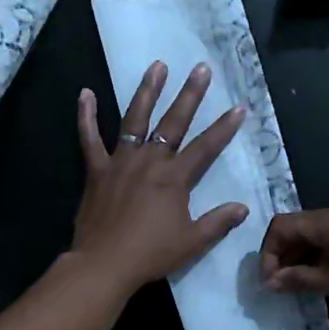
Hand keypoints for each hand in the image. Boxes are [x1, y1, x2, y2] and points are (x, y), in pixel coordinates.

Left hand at [70, 61, 246, 291]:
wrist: (104, 263)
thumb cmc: (152, 253)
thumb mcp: (193, 241)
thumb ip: (219, 222)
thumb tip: (243, 208)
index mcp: (175, 178)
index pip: (206, 147)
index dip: (224, 128)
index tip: (239, 108)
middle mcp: (149, 161)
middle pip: (173, 122)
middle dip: (190, 95)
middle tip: (200, 69)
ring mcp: (120, 162)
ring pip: (135, 119)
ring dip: (147, 91)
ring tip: (157, 66)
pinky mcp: (96, 170)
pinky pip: (89, 137)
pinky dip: (86, 115)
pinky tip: (86, 93)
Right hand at [259, 207, 328, 317]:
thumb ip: (298, 278)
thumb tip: (269, 281)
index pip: (283, 225)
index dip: (269, 252)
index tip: (268, 281)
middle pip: (297, 228)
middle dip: (282, 255)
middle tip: (278, 285)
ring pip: (314, 236)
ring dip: (299, 258)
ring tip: (294, 286)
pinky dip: (317, 257)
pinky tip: (317, 279)